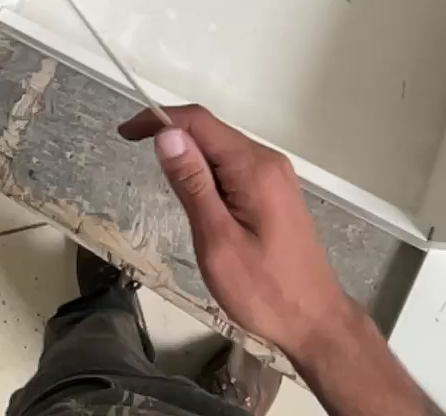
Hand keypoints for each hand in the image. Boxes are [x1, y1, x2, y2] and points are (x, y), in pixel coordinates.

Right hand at [118, 105, 356, 357]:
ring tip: (170, 191)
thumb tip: (167, 134)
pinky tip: (199, 200)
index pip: (198, 121)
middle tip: (141, 164)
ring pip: (220, 148)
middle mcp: (266, 160)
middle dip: (170, 137)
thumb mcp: (218, 240)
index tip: (126, 134)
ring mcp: (274, 175)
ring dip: (188, 157)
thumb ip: (192, 184)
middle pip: (209, 130)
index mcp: (253, 166)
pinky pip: (231, 165)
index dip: (158, 118)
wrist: (319, 326)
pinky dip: (206, 171)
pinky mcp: (274, 190)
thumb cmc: (265, 290)